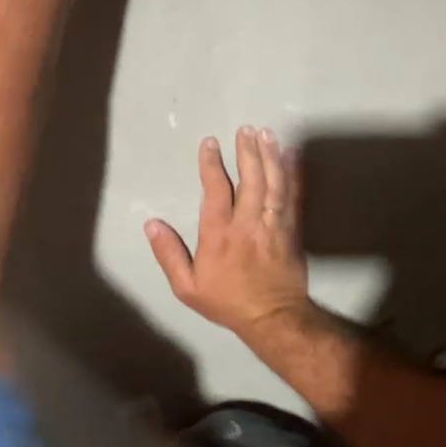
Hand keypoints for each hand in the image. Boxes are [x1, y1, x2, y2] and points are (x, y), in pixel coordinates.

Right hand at [145, 125, 311, 337]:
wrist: (273, 318)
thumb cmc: (227, 301)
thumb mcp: (187, 287)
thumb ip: (169, 254)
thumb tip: (152, 224)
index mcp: (219, 234)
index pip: (216, 190)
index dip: (212, 164)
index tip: (210, 144)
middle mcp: (248, 224)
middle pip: (250, 179)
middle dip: (247, 151)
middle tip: (245, 129)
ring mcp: (273, 225)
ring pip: (273, 183)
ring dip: (270, 156)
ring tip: (266, 133)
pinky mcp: (291, 230)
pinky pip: (293, 197)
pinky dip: (293, 175)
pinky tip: (292, 156)